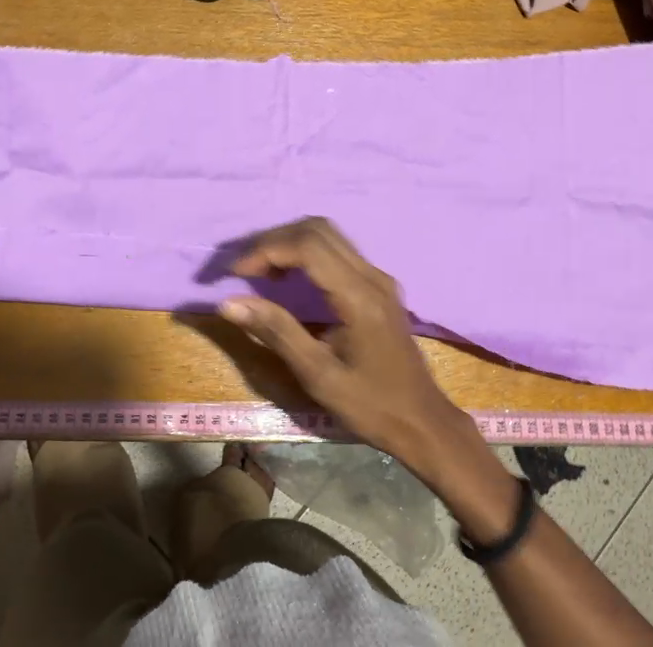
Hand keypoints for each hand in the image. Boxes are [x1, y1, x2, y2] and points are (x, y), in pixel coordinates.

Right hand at [215, 217, 477, 475]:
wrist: (423, 423)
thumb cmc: (371, 406)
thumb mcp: (318, 375)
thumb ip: (276, 332)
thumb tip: (229, 302)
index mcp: (359, 296)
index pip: (307, 246)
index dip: (265, 251)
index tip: (234, 273)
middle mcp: (372, 276)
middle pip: (317, 230)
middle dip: (273, 241)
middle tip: (243, 270)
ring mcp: (379, 278)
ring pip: (328, 235)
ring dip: (289, 244)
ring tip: (260, 273)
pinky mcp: (379, 286)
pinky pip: (337, 251)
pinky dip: (305, 253)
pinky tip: (288, 278)